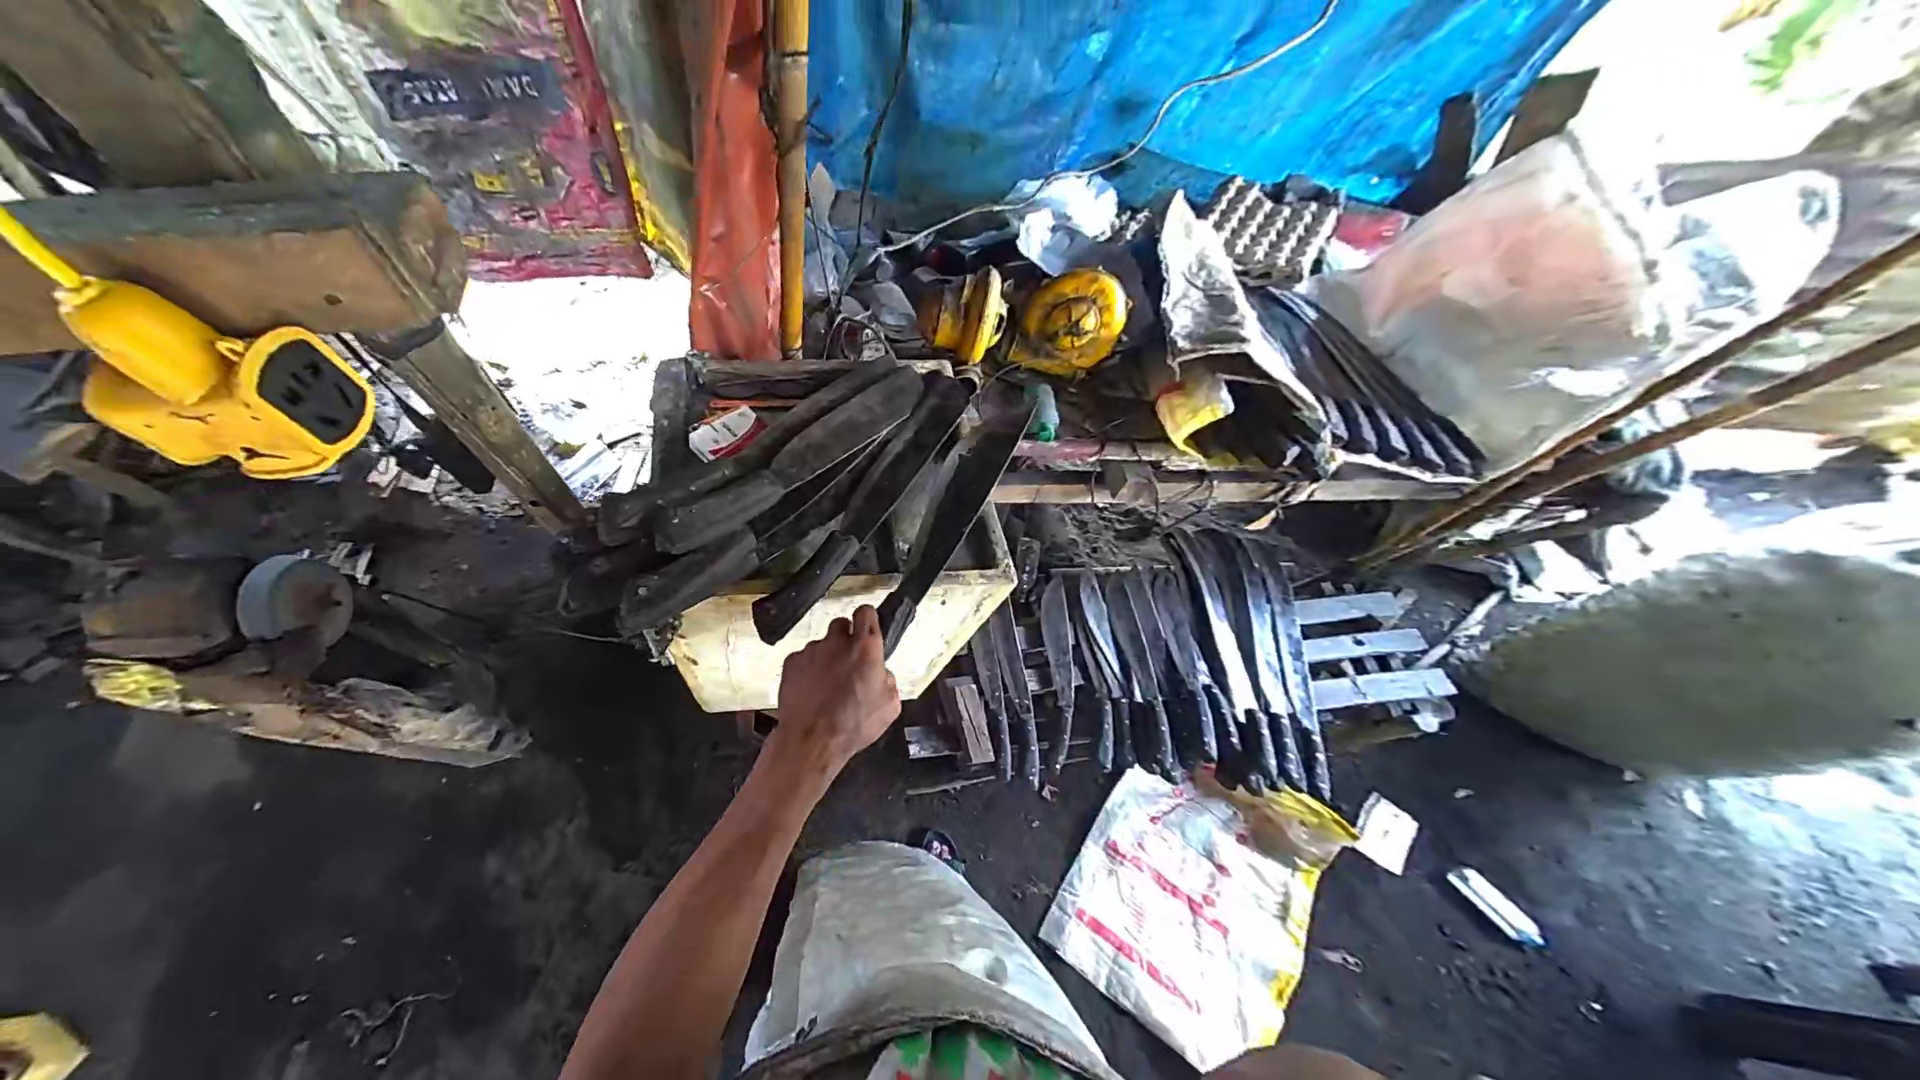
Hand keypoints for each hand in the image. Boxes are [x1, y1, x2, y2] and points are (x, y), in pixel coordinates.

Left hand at [770, 605, 899, 775]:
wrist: (812, 740)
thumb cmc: (852, 725)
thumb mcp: (890, 706)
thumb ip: (888, 680)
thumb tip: (882, 675)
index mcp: (866, 648)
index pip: (866, 613)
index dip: (867, 618)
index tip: (867, 624)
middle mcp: (838, 642)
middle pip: (842, 624)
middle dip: (845, 638)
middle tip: (848, 660)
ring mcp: (812, 651)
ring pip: (821, 644)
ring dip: (826, 657)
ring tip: (828, 684)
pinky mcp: (792, 663)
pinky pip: (803, 659)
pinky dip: (807, 670)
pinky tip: (812, 690)